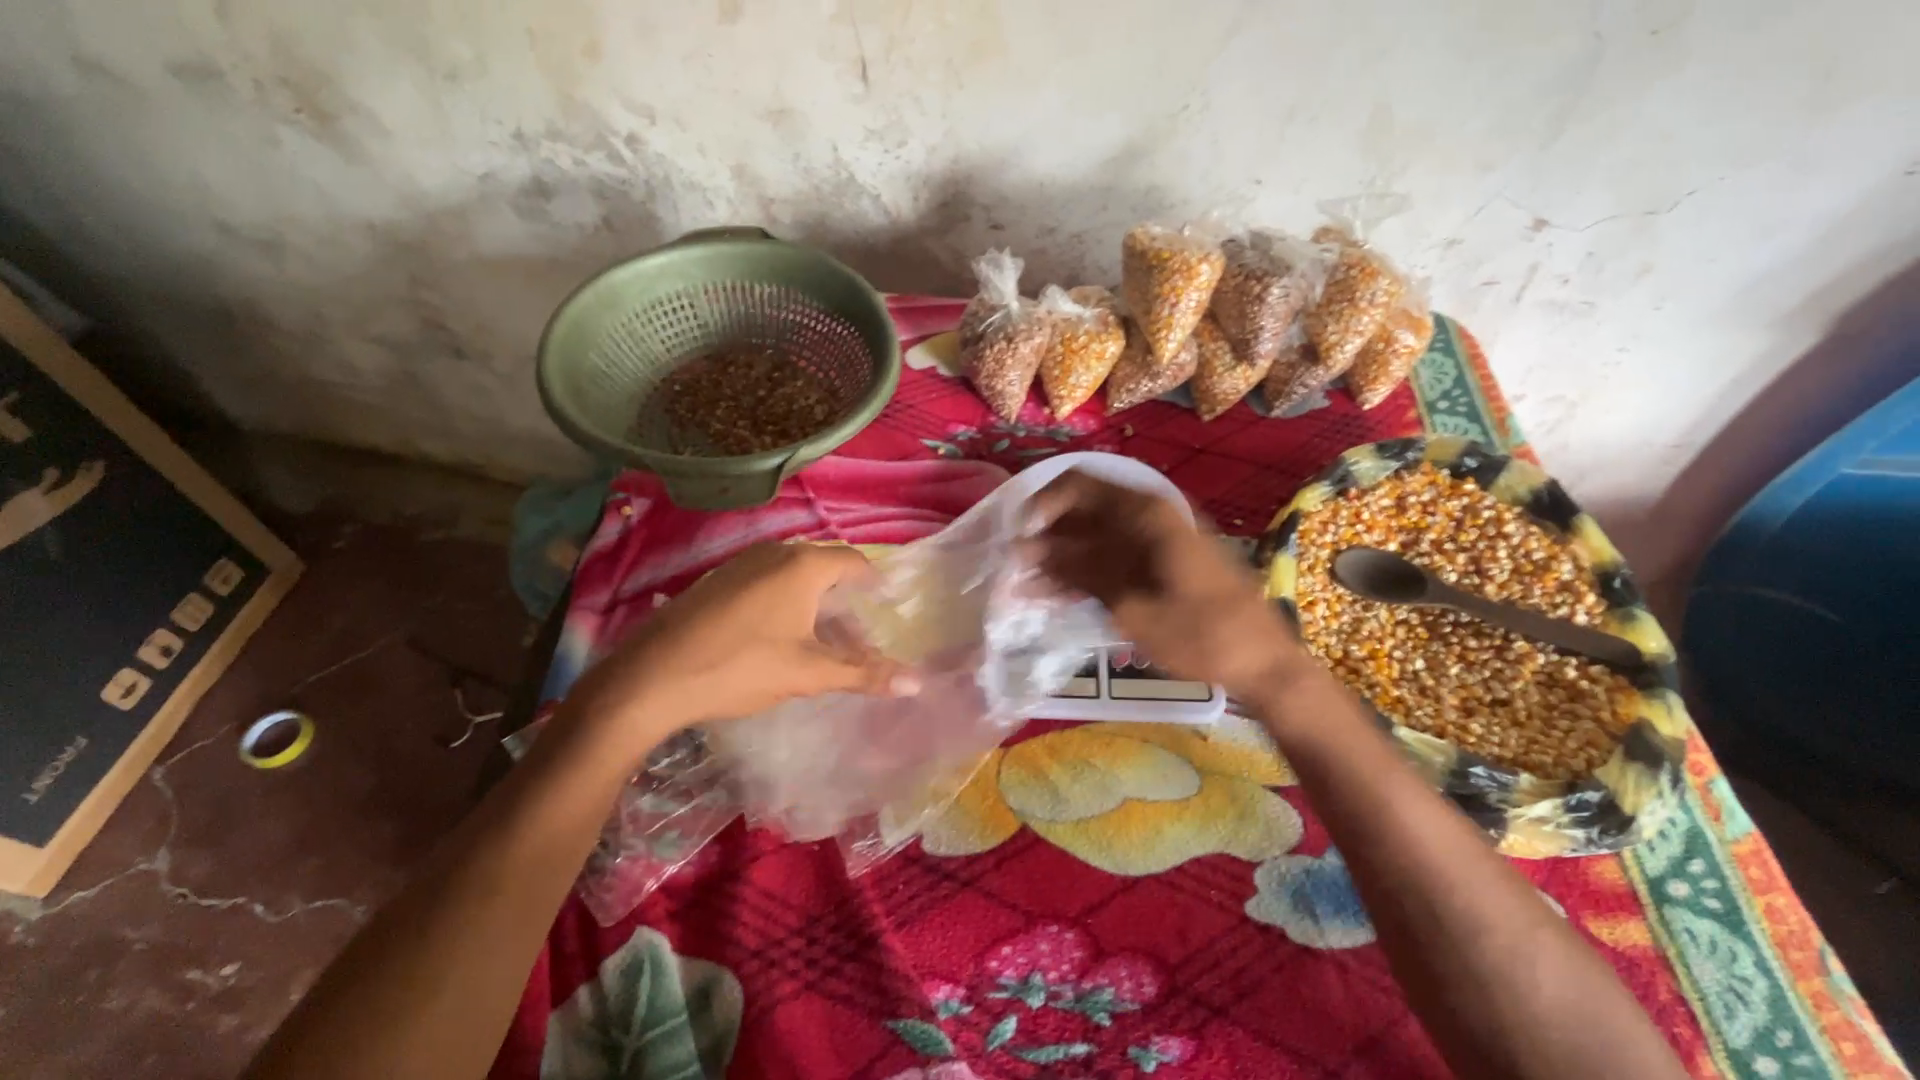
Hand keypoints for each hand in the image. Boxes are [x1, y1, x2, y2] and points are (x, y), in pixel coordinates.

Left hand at [562, 542, 917, 757]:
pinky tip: (779, 640)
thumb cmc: (741, 666)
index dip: (875, 582)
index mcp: (802, 565)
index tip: (888, 604)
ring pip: (792, 578)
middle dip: (846, 601)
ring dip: (814, 605)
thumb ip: (864, 673)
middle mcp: (773, 553)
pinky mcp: (715, 583)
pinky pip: (765, 585)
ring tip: (824, 643)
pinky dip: (785, 606)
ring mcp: (739, 566)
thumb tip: (917, 682)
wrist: (653, 676)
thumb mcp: (809, 673)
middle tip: (860, 635)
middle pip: (823, 569)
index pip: (854, 562)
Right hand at [1029, 471, 1308, 695]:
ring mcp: (1160, 538)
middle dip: (1047, 534)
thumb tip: (1030, 551)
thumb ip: (1080, 573)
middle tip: (1016, 568)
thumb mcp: (1133, 608)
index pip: (1078, 483)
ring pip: (1097, 534)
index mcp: (1147, 513)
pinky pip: (1116, 555)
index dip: (1042, 504)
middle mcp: (1152, 515)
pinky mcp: (1164, 563)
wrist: (1264, 663)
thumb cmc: (1201, 635)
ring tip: (1028, 587)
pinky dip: (1087, 570)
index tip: (1017, 538)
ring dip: (1063, 555)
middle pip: (1085, 508)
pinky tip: (1059, 596)